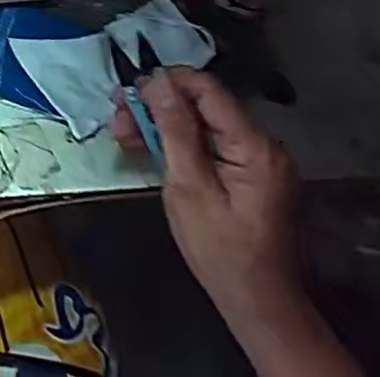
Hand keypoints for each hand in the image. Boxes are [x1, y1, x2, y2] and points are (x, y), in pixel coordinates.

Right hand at [109, 66, 299, 317]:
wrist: (254, 299)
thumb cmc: (218, 245)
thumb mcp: (188, 184)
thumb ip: (174, 128)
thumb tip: (157, 80)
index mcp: (255, 146)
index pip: (208, 89)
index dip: (166, 82)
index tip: (129, 94)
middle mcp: (262, 145)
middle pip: (201, 103)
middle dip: (156, 104)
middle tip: (118, 116)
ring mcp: (255, 158)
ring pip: (198, 120)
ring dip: (159, 122)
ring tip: (124, 134)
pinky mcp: (245, 170)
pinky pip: (205, 139)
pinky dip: (174, 139)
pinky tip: (146, 147)